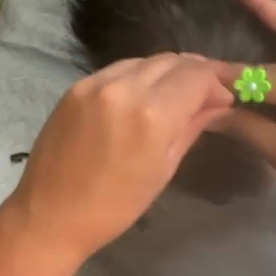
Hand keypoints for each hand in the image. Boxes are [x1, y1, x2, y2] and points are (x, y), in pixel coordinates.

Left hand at [1, 54, 233, 263]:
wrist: (50, 214)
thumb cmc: (114, 206)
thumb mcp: (163, 170)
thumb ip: (191, 127)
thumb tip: (218, 103)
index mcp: (151, 114)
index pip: (197, 76)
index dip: (217, 82)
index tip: (226, 98)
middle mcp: (124, 88)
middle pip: (172, 61)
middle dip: (195, 73)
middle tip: (207, 93)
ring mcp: (95, 83)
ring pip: (144, 60)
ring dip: (166, 71)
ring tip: (176, 94)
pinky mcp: (75, 87)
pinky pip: (117, 69)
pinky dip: (137, 76)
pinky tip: (143, 96)